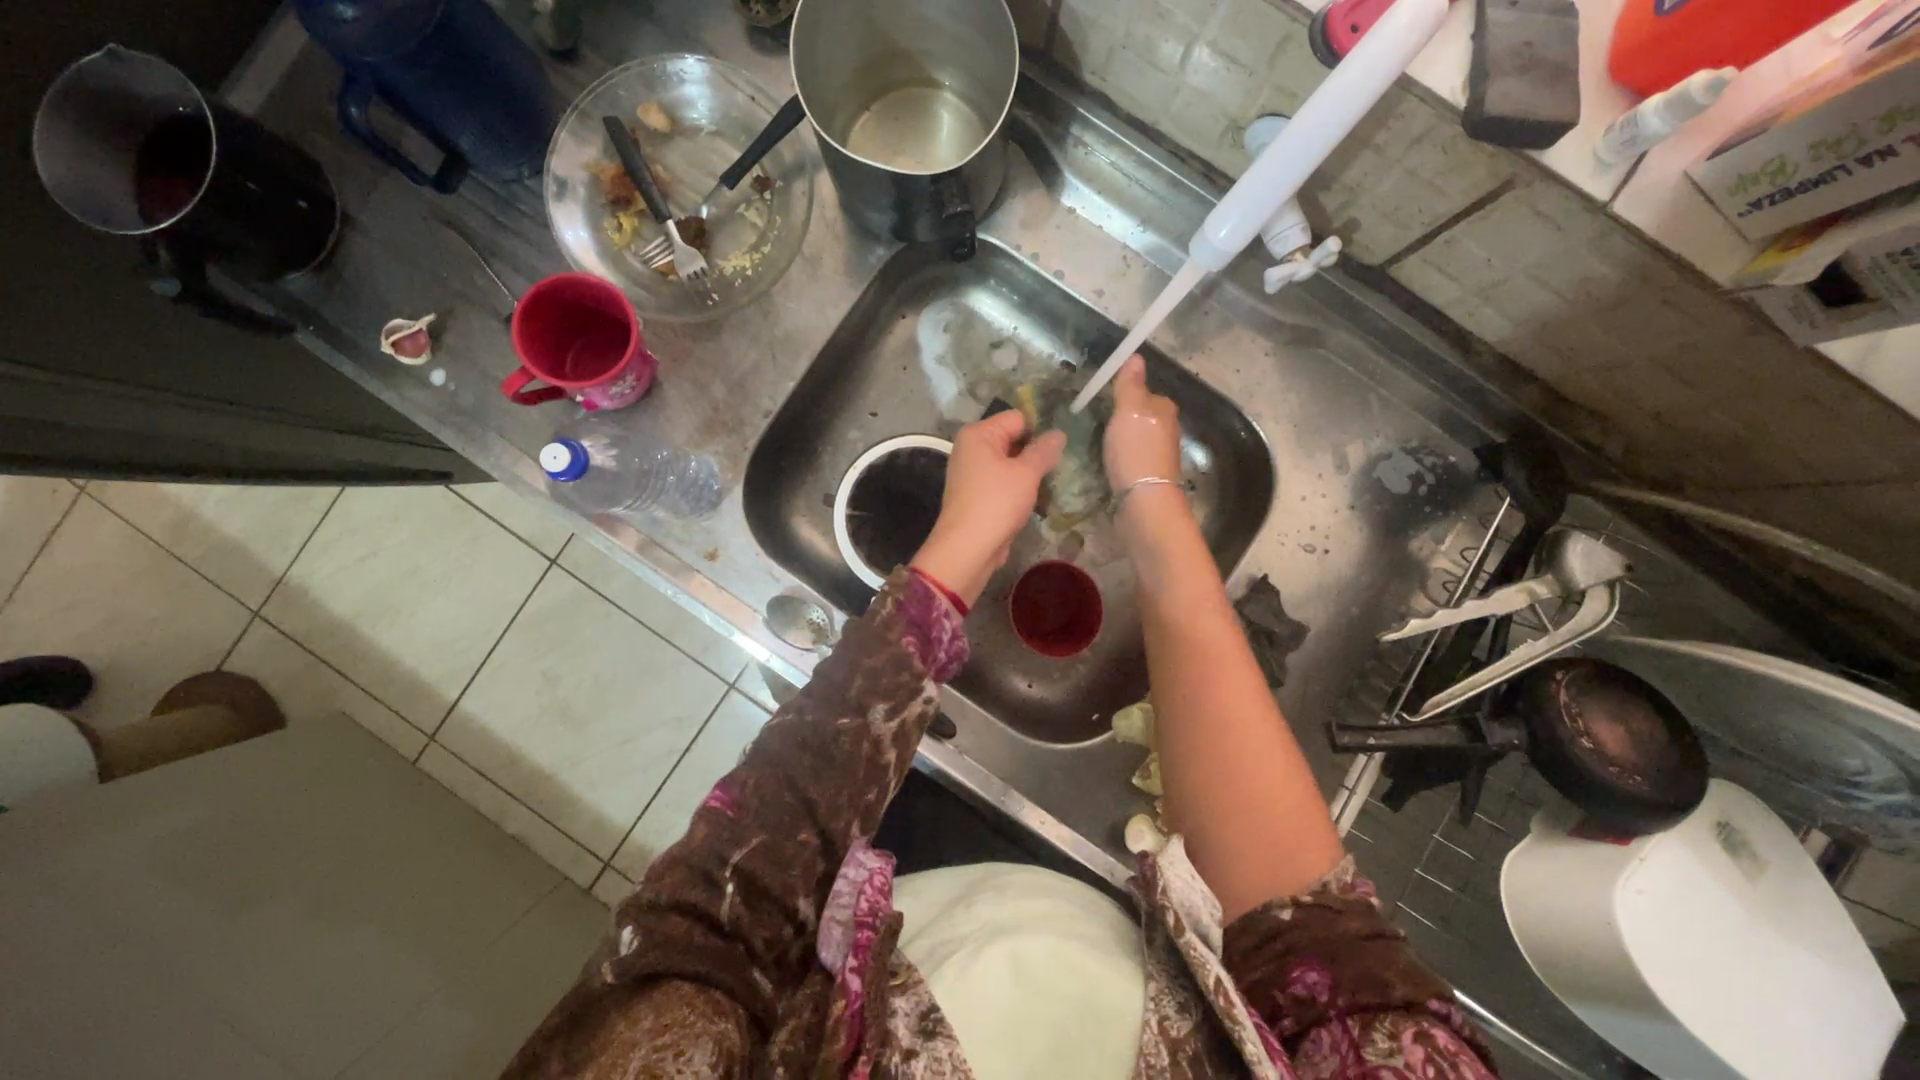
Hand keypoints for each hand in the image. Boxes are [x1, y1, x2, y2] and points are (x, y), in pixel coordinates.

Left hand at [911, 410, 1066, 606]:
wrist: (968, 548)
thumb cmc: (996, 503)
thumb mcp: (1026, 473)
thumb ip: (1044, 450)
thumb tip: (1059, 434)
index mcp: (978, 435)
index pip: (1017, 418)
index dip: (1040, 430)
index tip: (1061, 447)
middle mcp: (971, 449)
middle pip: (1013, 440)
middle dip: (1036, 453)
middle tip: (1060, 467)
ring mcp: (972, 474)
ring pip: (1010, 464)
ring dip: (1030, 474)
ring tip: (1051, 484)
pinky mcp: (977, 496)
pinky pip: (1004, 484)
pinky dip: (1019, 490)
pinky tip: (1036, 500)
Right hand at [1103, 355, 1183, 493]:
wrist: (1144, 501)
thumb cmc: (1135, 450)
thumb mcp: (1128, 410)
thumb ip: (1130, 384)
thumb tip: (1136, 355)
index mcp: (1165, 409)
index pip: (1145, 393)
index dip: (1125, 396)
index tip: (1103, 403)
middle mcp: (1168, 429)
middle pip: (1142, 416)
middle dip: (1123, 420)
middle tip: (1097, 425)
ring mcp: (1160, 455)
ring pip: (1138, 438)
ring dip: (1121, 441)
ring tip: (1099, 446)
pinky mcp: (1150, 476)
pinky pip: (1133, 459)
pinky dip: (1122, 459)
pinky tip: (1109, 465)